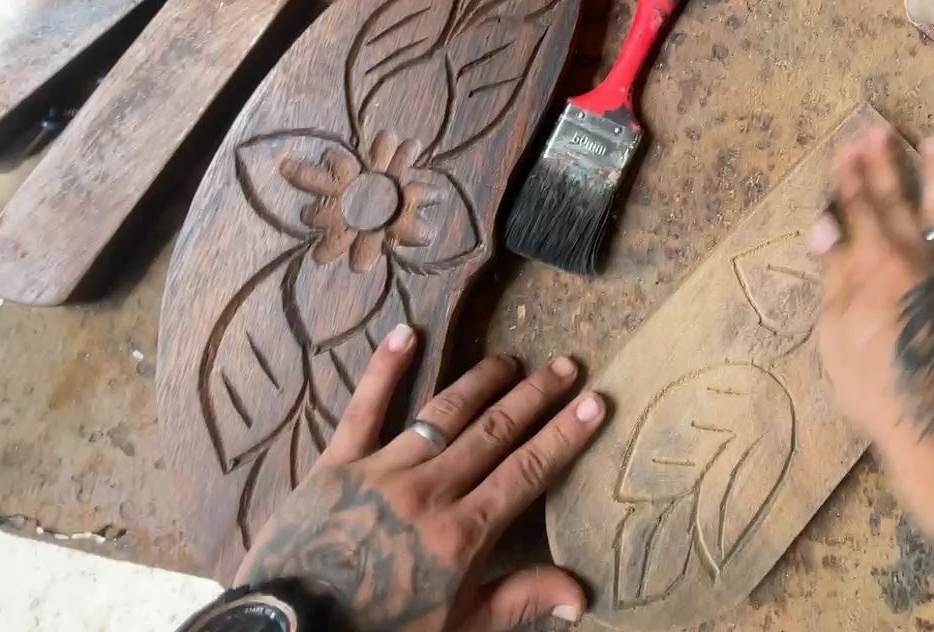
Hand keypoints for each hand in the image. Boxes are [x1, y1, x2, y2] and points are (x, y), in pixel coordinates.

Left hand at [236, 324, 606, 630]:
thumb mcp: (457, 629)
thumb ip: (518, 601)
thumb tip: (581, 597)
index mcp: (461, 534)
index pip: (528, 471)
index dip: (564, 434)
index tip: (595, 401)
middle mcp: (431, 491)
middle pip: (496, 430)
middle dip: (536, 395)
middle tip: (567, 364)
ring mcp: (384, 470)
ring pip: (446, 411)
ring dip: (483, 380)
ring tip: (510, 360)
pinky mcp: (338, 463)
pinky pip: (366, 407)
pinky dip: (387, 367)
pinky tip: (408, 331)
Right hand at [812, 127, 933, 630]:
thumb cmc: (874, 384)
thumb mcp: (835, 332)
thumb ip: (836, 273)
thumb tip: (826, 223)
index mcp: (875, 266)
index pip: (858, 209)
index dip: (850, 178)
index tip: (845, 147)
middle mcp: (915, 258)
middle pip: (896, 201)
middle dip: (885, 164)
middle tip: (879, 130)